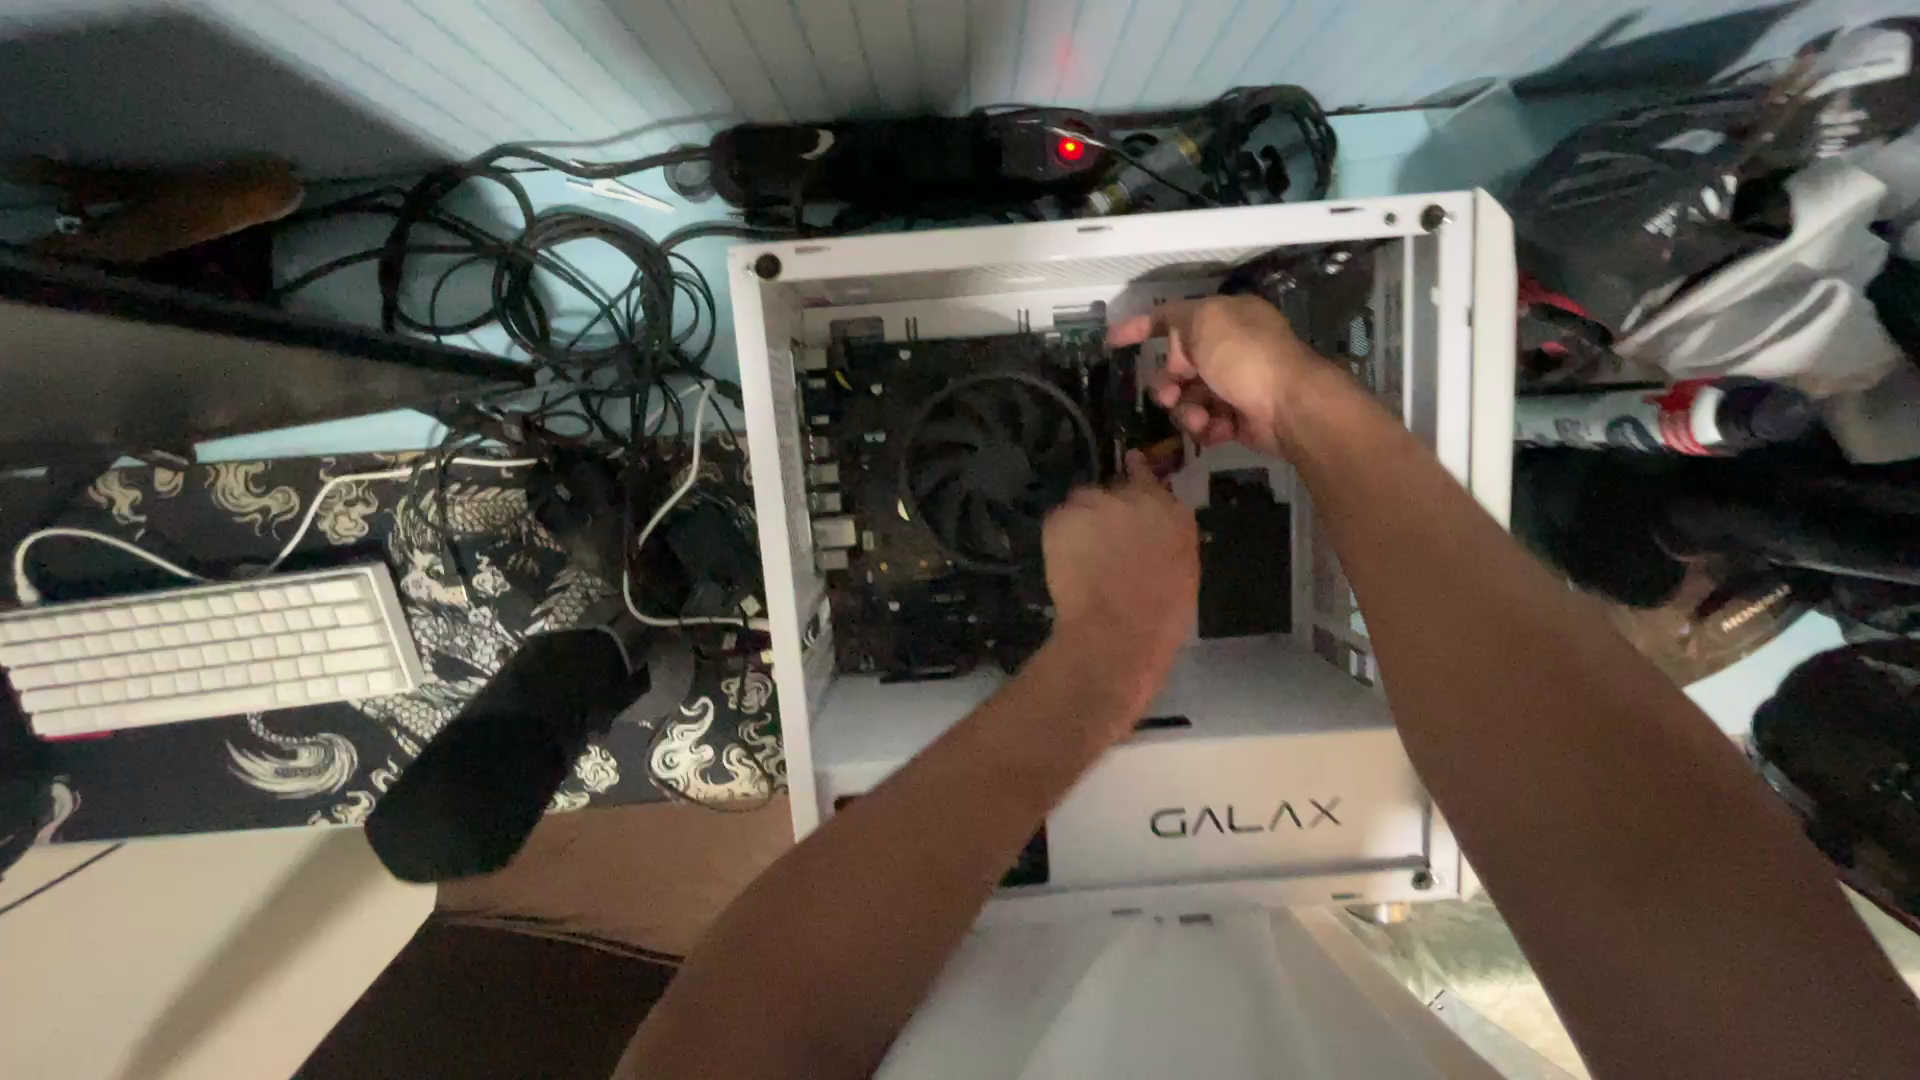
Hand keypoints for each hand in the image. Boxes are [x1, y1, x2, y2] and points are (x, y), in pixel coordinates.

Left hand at [1043, 452, 1198, 698]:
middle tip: (1100, 542)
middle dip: (1105, 509)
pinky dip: (1059, 538)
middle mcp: (1131, 497)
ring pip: (1080, 503)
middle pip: (1110, 489)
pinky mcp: (1060, 518)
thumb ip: (1165, 537)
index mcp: (1169, 511)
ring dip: (1080, 520)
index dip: (1135, 472)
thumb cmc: (1159, 616)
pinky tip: (1065, 564)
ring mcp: (1093, 504)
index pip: (1147, 477)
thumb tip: (1150, 531)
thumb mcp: (1181, 569)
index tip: (1129, 467)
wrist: (1117, 631)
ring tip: (1081, 556)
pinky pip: (1058, 521)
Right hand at [1108, 295, 1340, 457]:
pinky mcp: (1238, 417)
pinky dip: (1207, 427)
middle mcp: (1230, 349)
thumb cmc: (1245, 357)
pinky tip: (1217, 429)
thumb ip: (1178, 319)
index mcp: (1224, 319)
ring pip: (1188, 399)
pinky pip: (1206, 422)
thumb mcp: (1206, 321)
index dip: (1140, 327)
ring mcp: (1235, 384)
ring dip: (1186, 410)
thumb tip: (1175, 344)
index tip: (1112, 341)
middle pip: (1178, 367)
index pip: (1173, 318)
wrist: (1288, 406)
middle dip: (1167, 383)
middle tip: (1168, 395)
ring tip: (1200, 418)